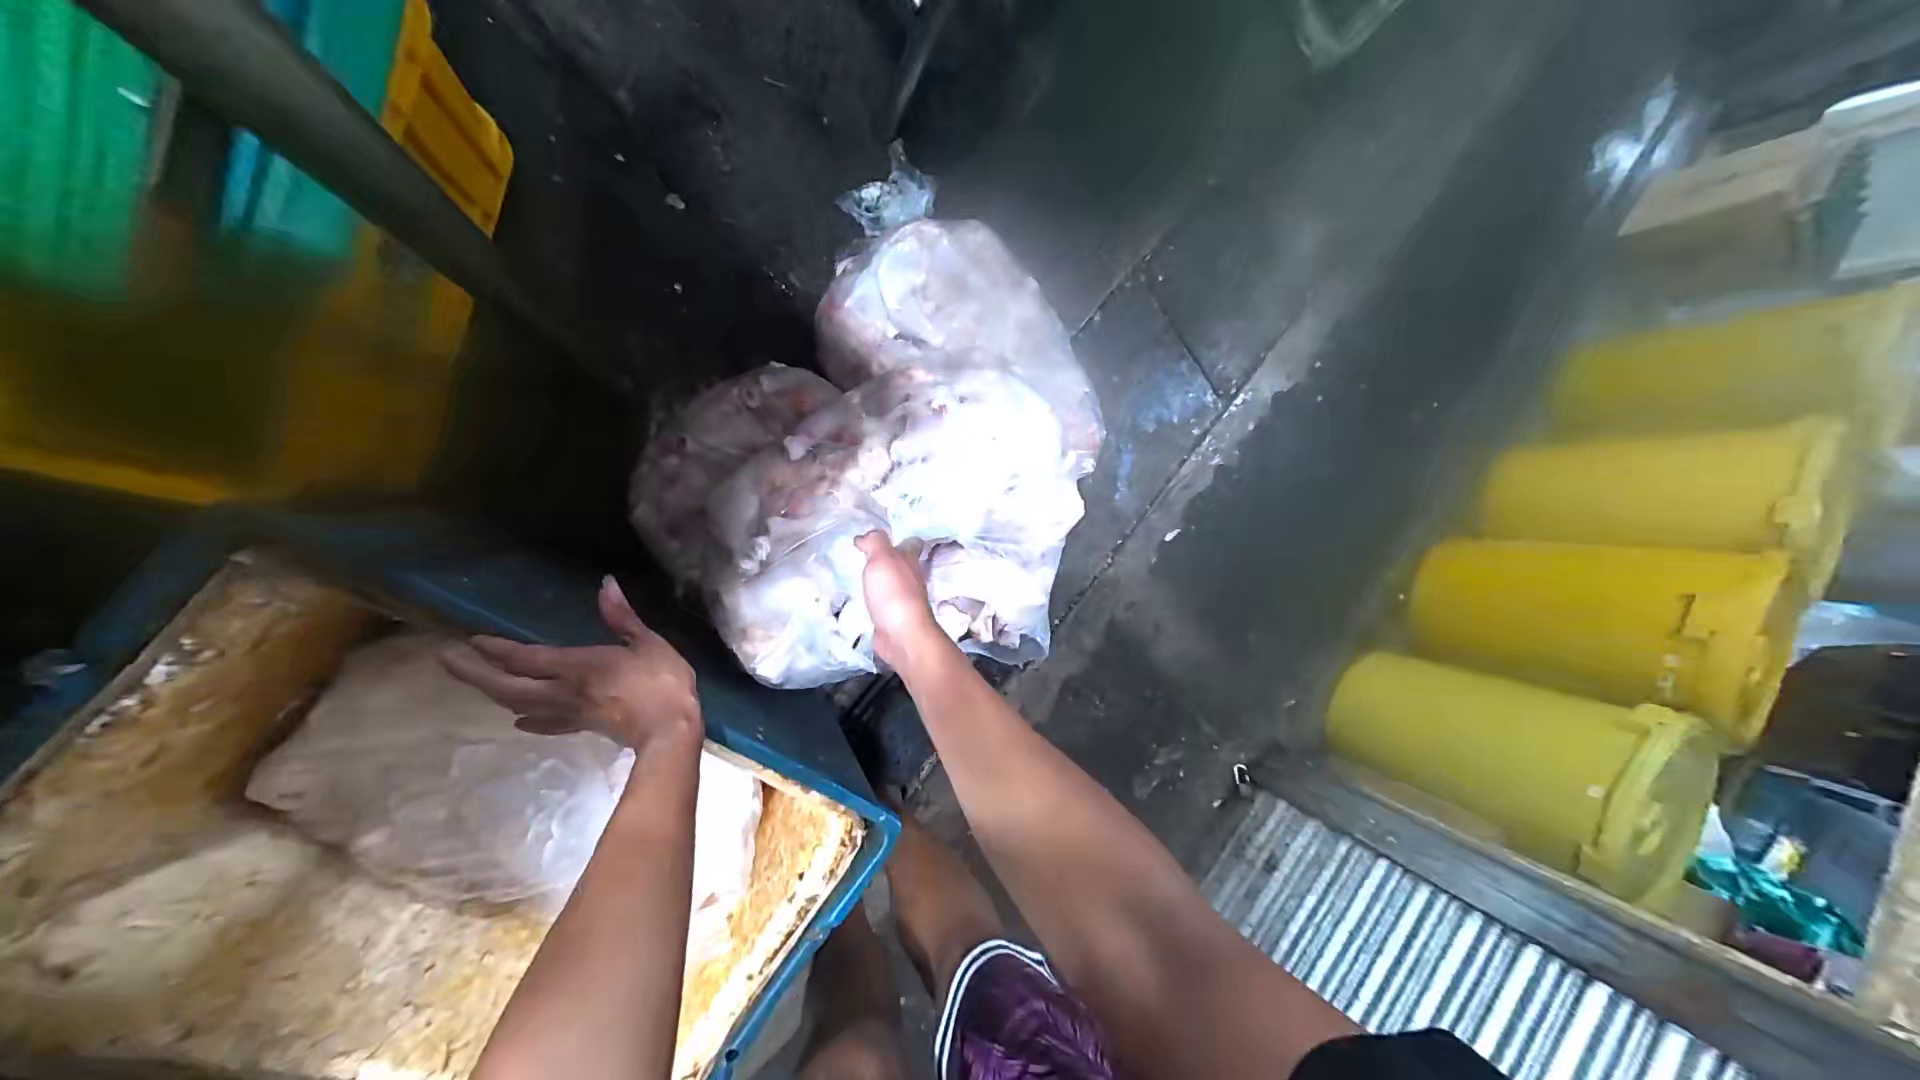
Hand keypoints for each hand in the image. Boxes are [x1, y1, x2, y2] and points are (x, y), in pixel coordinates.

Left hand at [441, 575, 701, 749]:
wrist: (670, 729)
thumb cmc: (663, 681)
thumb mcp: (647, 642)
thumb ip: (622, 617)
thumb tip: (606, 584)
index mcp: (577, 666)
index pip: (523, 658)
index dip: (494, 649)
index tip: (470, 639)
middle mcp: (562, 691)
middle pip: (507, 685)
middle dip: (474, 674)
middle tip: (447, 661)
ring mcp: (569, 713)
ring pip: (519, 705)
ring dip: (493, 693)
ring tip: (477, 681)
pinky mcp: (581, 727)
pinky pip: (545, 725)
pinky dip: (527, 720)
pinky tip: (518, 720)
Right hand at [855, 531, 952, 673]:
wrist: (902, 635)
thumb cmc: (894, 593)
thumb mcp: (882, 558)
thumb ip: (875, 542)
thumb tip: (864, 537)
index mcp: (910, 561)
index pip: (912, 543)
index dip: (901, 538)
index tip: (883, 538)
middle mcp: (911, 578)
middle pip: (903, 564)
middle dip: (889, 560)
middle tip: (865, 555)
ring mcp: (904, 600)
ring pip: (893, 584)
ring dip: (880, 580)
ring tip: (858, 575)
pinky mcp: (894, 618)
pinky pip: (884, 604)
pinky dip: (875, 600)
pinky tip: (861, 600)